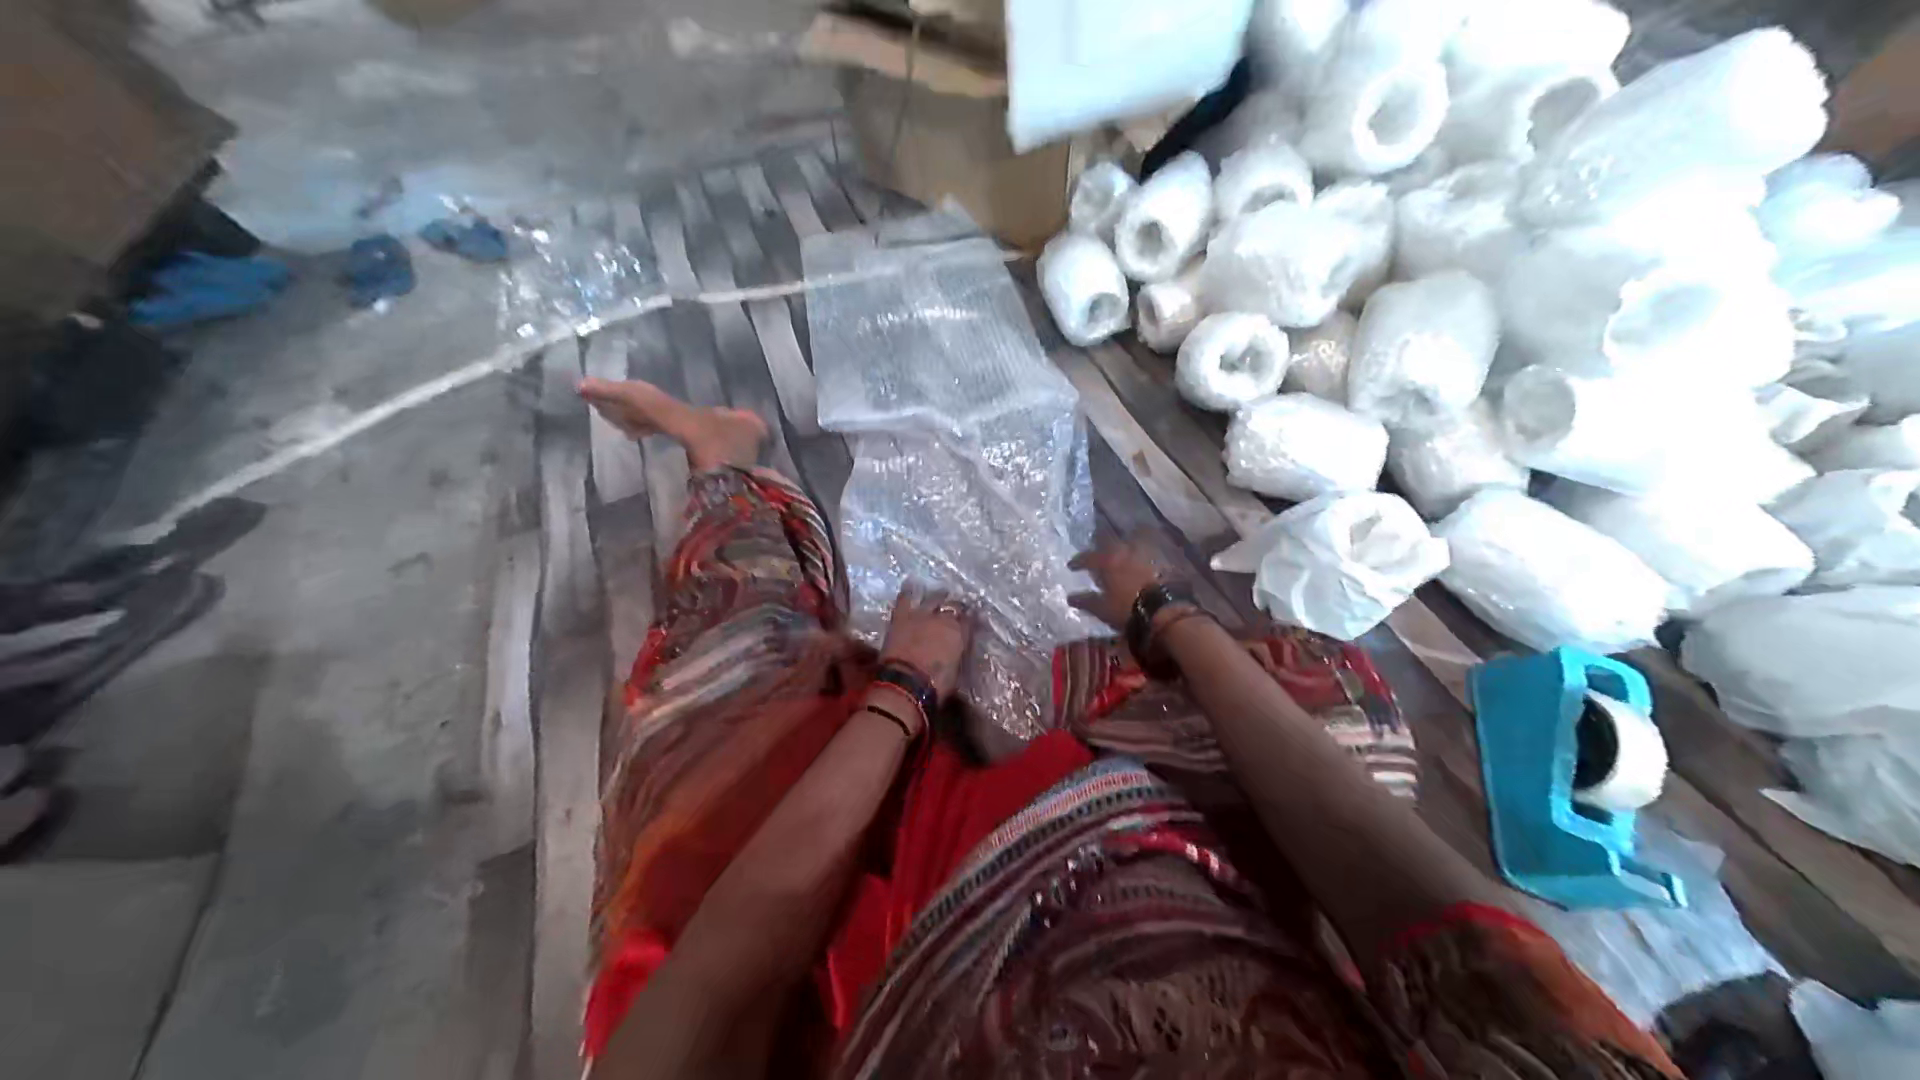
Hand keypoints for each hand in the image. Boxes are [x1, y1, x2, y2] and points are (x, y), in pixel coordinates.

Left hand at [878, 582, 972, 698]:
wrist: (906, 684)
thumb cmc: (936, 685)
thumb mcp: (957, 670)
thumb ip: (959, 653)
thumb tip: (958, 648)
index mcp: (960, 633)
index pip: (971, 619)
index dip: (973, 618)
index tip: (975, 617)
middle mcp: (944, 618)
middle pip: (954, 605)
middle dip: (958, 605)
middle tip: (958, 606)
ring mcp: (922, 614)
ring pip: (934, 597)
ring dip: (938, 596)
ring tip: (941, 593)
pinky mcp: (902, 616)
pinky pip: (906, 597)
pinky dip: (909, 590)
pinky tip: (911, 582)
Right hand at [1068, 532, 1166, 629]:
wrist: (1168, 613)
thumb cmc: (1130, 611)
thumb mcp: (1103, 609)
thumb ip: (1086, 601)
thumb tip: (1070, 597)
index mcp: (1109, 561)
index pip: (1088, 557)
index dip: (1078, 561)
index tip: (1072, 566)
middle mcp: (1127, 550)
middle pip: (1111, 539)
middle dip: (1102, 543)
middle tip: (1099, 551)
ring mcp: (1149, 551)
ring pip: (1135, 538)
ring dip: (1127, 543)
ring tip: (1124, 551)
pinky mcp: (1167, 557)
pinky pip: (1154, 548)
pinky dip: (1147, 552)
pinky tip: (1146, 560)